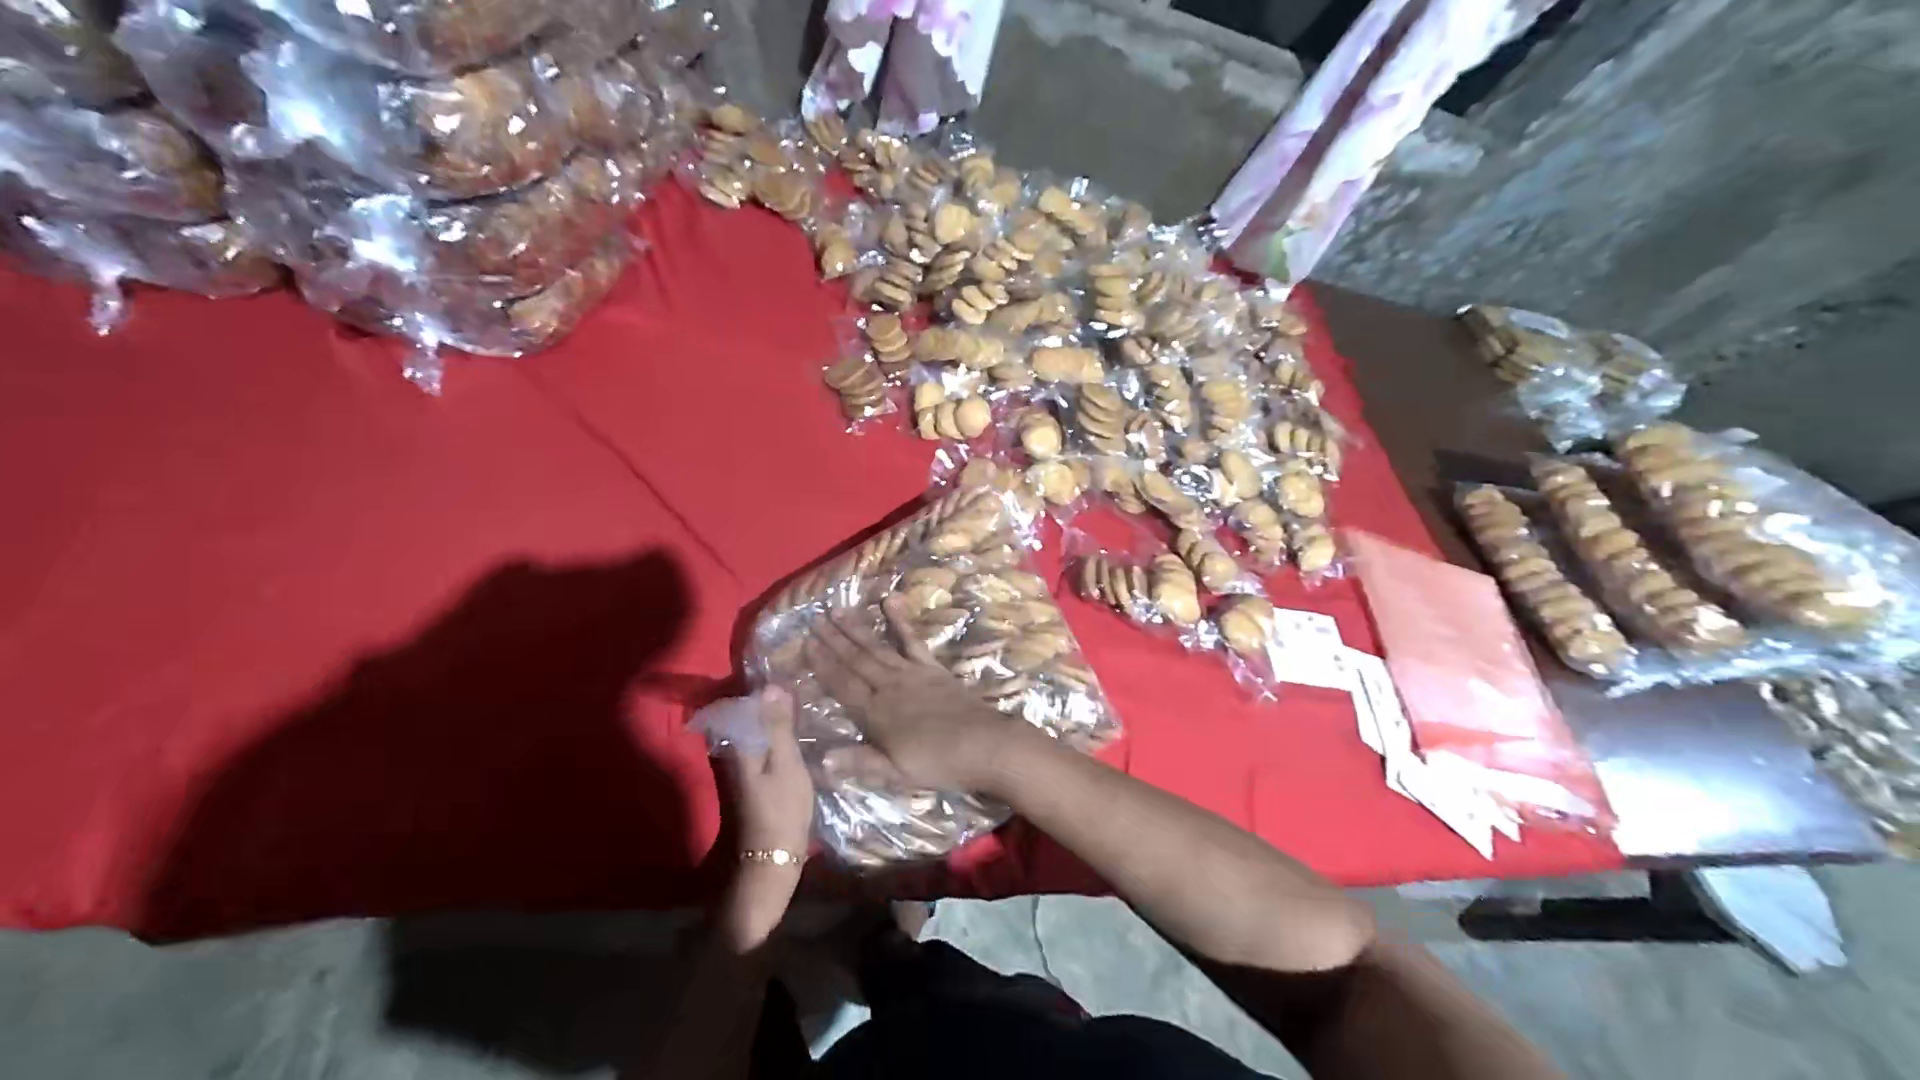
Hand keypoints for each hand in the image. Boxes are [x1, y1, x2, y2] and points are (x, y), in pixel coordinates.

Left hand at [712, 688, 811, 949]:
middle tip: (796, 686)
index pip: (741, 703)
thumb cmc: (781, 808)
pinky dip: (774, 735)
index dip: (761, 687)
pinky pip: (759, 744)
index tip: (785, 672)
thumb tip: (770, 686)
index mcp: (736, 744)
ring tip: (798, 704)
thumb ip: (776, 725)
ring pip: (754, 730)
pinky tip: (793, 733)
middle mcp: (732, 751)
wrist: (772, 857)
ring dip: (772, 717)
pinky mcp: (751, 777)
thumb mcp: (785, 762)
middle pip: (747, 715)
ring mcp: (740, 766)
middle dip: (767, 701)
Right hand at [802, 598, 1037, 793]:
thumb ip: (859, 762)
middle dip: (833, 640)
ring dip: (855, 629)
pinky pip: (912, 640)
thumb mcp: (896, 773)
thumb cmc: (939, 764)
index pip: (842, 684)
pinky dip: (900, 621)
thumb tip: (821, 759)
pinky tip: (890, 601)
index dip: (822, 664)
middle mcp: (889, 687)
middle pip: (855, 660)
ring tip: (837, 610)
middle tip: (814, 619)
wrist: (985, 745)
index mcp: (876, 713)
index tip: (804, 643)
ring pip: (877, 647)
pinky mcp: (933, 668)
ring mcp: (912, 673)